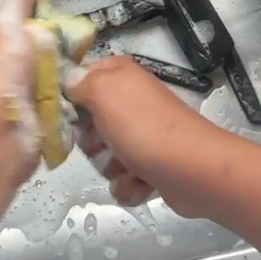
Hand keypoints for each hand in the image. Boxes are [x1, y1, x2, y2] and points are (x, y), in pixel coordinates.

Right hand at [64, 56, 237, 214]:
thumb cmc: (144, 128)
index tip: (66, 116)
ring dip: (111, 167)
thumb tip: (66, 78)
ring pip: (102, 154)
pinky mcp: (149, 164)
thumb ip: (78, 82)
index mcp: (118, 74)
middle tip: (101, 144)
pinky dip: (129, 184)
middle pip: (86, 122)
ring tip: (128, 167)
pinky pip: (121, 178)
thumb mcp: (103, 93)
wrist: (194, 171)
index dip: (69, 99)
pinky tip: (141, 182)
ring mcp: (140, 134)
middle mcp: (128, 100)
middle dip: (91, 141)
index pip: (78, 79)